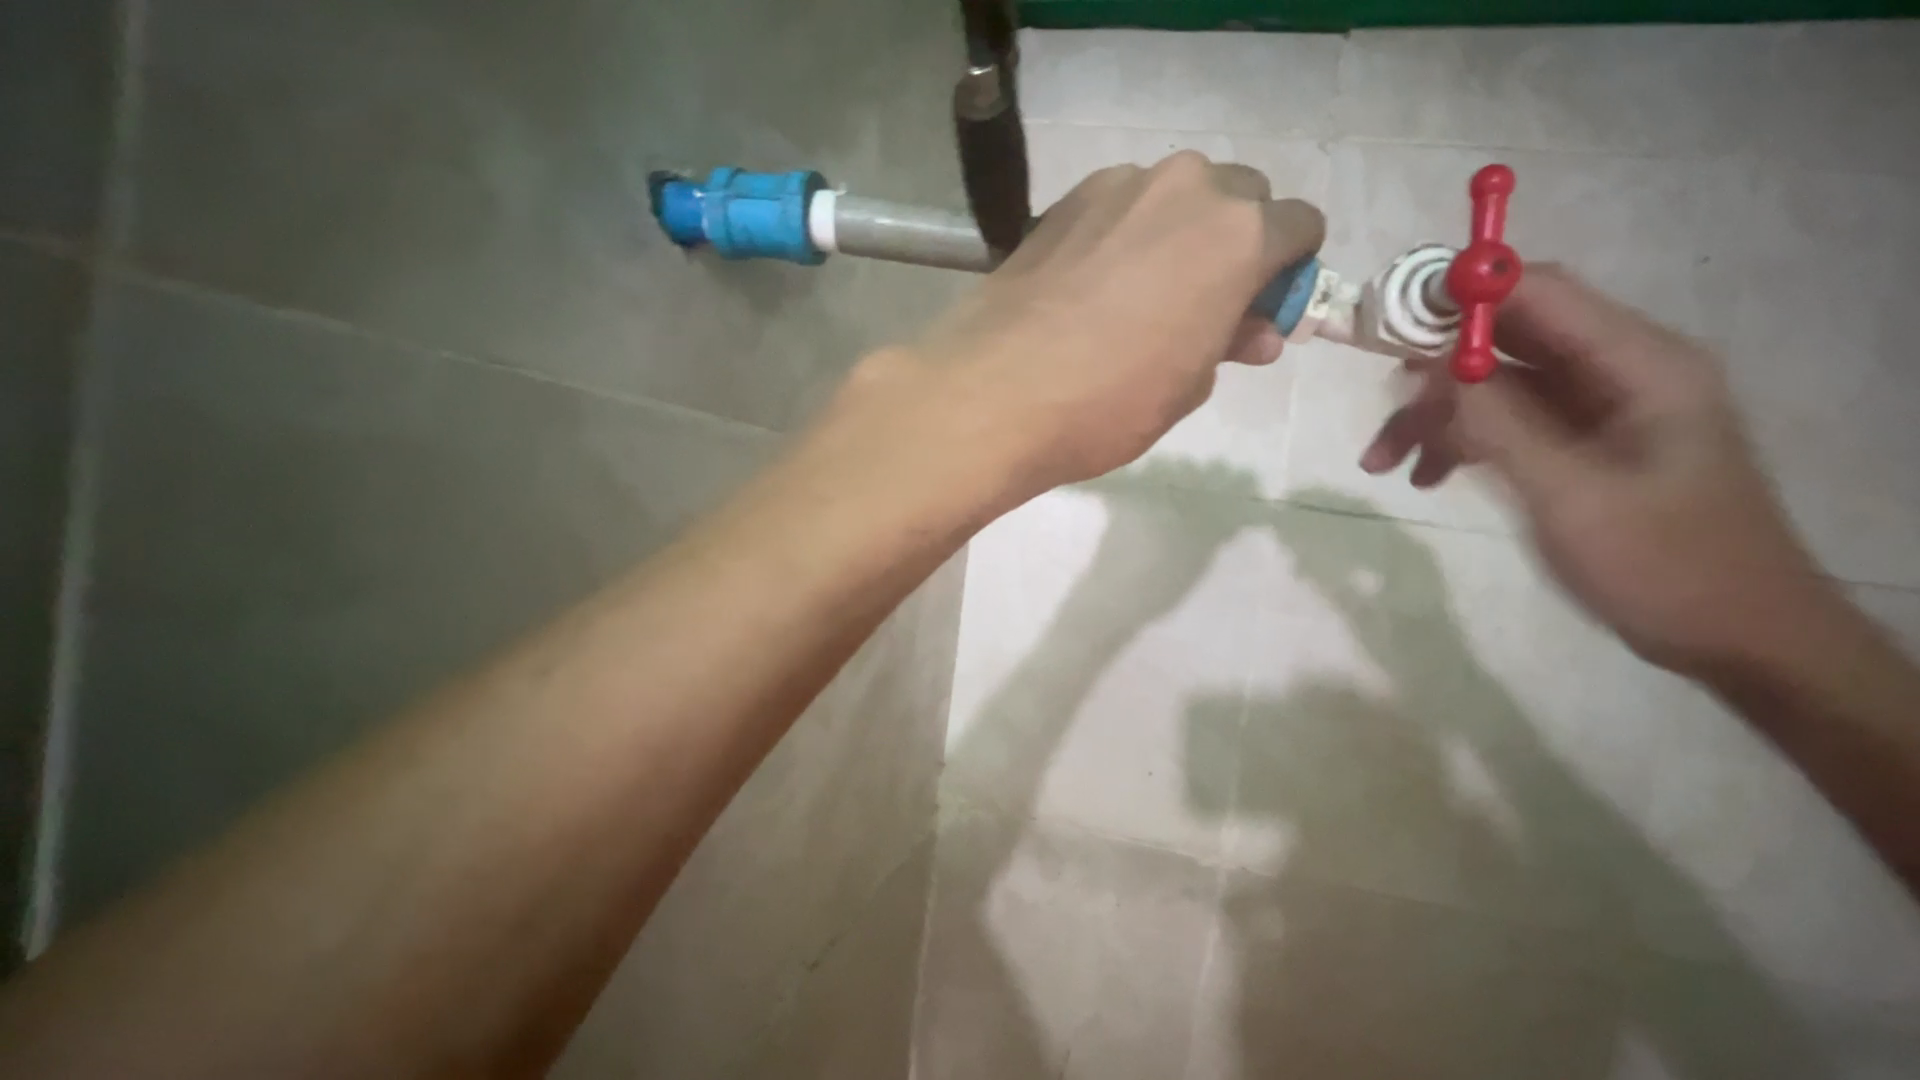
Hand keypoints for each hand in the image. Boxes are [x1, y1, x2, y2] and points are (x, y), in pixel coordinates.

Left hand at [845, 152, 1323, 500]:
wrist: (995, 392)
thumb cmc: (1110, 402)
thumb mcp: (1191, 385)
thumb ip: (1231, 341)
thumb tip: (1253, 330)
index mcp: (1239, 234)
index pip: (1299, 226)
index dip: (1288, 271)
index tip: (1260, 311)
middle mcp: (1186, 188)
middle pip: (1238, 198)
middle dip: (1235, 243)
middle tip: (1204, 305)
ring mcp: (1119, 185)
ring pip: (1175, 196)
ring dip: (1177, 234)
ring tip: (1142, 297)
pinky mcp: (1064, 199)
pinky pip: (1120, 205)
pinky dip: (1124, 233)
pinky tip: (1094, 286)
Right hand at [1362, 264, 1836, 674]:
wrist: (1736, 636)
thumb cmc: (1664, 565)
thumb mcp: (1569, 494)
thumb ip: (1500, 422)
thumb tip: (1431, 365)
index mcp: (1639, 364)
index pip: (1538, 294)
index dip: (1461, 296)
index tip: (1388, 324)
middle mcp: (1620, 370)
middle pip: (1507, 338)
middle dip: (1434, 370)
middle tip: (1378, 405)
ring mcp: (1602, 408)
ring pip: (1497, 385)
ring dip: (1438, 416)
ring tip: (1383, 463)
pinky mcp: (1585, 444)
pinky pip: (1508, 422)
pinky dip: (1463, 442)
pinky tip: (1427, 478)